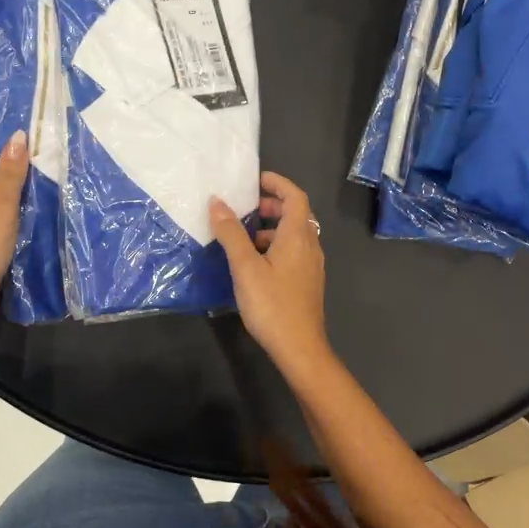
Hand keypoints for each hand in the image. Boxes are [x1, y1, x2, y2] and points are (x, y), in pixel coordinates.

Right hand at [210, 172, 330, 373]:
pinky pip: (293, 252)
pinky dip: (275, 246)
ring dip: (271, 229)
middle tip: (246, 209)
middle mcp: (310, 245)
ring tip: (244, 238)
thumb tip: (217, 202)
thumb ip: (231, 233)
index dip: (278, 183)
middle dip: (272, 206)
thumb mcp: (245, 267)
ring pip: (294, 235)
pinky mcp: (307, 282)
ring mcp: (311, 266)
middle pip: (297, 214)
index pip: (295, 196)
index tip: (256, 180)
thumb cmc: (272, 304)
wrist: (299, 348)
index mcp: (298, 236)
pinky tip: (255, 264)